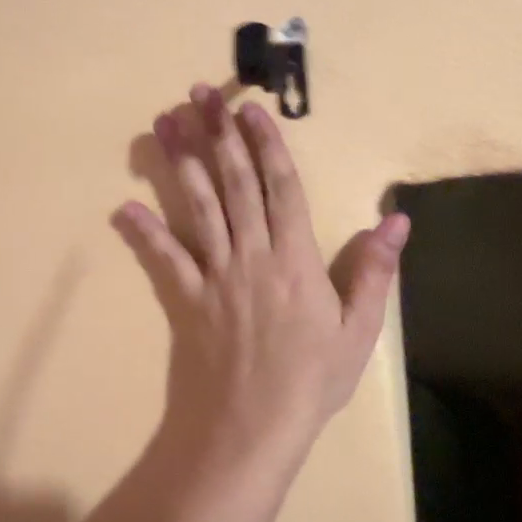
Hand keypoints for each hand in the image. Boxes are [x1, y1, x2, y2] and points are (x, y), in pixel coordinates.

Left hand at [113, 82, 409, 461]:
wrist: (253, 429)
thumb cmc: (313, 382)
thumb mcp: (360, 331)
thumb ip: (374, 272)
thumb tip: (397, 219)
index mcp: (297, 260)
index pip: (282, 188)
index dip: (266, 145)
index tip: (249, 108)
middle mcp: (253, 257)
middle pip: (235, 184)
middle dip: (218, 135)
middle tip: (199, 93)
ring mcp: (215, 278)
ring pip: (197, 208)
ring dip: (182, 163)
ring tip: (166, 122)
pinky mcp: (186, 303)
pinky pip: (163, 261)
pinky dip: (144, 233)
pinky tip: (124, 206)